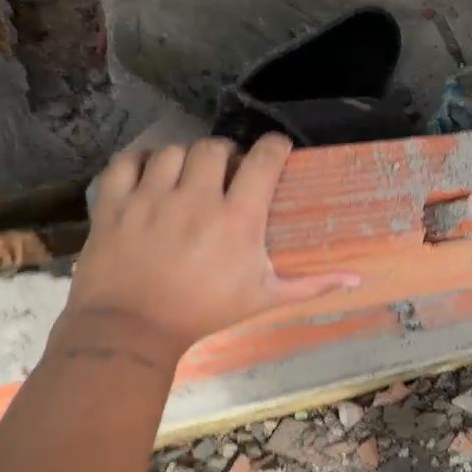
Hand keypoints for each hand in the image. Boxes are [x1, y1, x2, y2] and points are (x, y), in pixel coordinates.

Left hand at [62, 134, 358, 358]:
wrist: (133, 325)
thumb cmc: (208, 310)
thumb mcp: (267, 297)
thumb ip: (314, 283)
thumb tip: (357, 279)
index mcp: (239, 218)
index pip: (262, 162)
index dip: (274, 146)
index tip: (278, 146)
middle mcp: (196, 199)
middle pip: (212, 148)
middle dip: (226, 150)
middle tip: (231, 165)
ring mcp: (150, 200)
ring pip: (170, 153)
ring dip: (185, 156)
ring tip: (191, 171)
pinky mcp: (114, 206)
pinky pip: (124, 164)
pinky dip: (138, 161)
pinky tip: (149, 173)